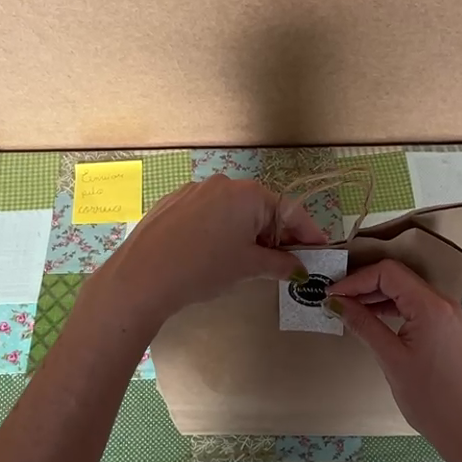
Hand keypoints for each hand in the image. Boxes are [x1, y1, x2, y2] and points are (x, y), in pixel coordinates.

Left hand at [92, 176, 328, 330]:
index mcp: (248, 194)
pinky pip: (207, 215)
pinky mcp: (171, 204)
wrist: (141, 278)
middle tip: (284, 263)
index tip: (320, 250)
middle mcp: (222, 183)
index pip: (289, 212)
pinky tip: (211, 256)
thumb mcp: (249, 268)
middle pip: (260, 209)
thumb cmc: (204, 268)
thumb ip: (279, 264)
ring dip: (245, 234)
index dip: (307, 234)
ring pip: (231, 211)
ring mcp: (193, 191)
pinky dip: (218, 231)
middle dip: (274, 235)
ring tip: (245, 263)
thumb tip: (298, 267)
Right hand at [326, 260, 461, 461]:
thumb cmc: (430, 399)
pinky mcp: (449, 330)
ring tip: (349, 310)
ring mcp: (449, 316)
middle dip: (365, 285)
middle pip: (398, 278)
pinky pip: (418, 307)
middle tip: (336, 300)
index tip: (331, 294)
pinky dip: (394, 309)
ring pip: (408, 292)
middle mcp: (444, 303)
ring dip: (378, 297)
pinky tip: (374, 320)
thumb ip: (364, 325)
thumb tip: (336, 303)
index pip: (388, 273)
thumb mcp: (391, 359)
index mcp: (431, 306)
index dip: (355, 279)